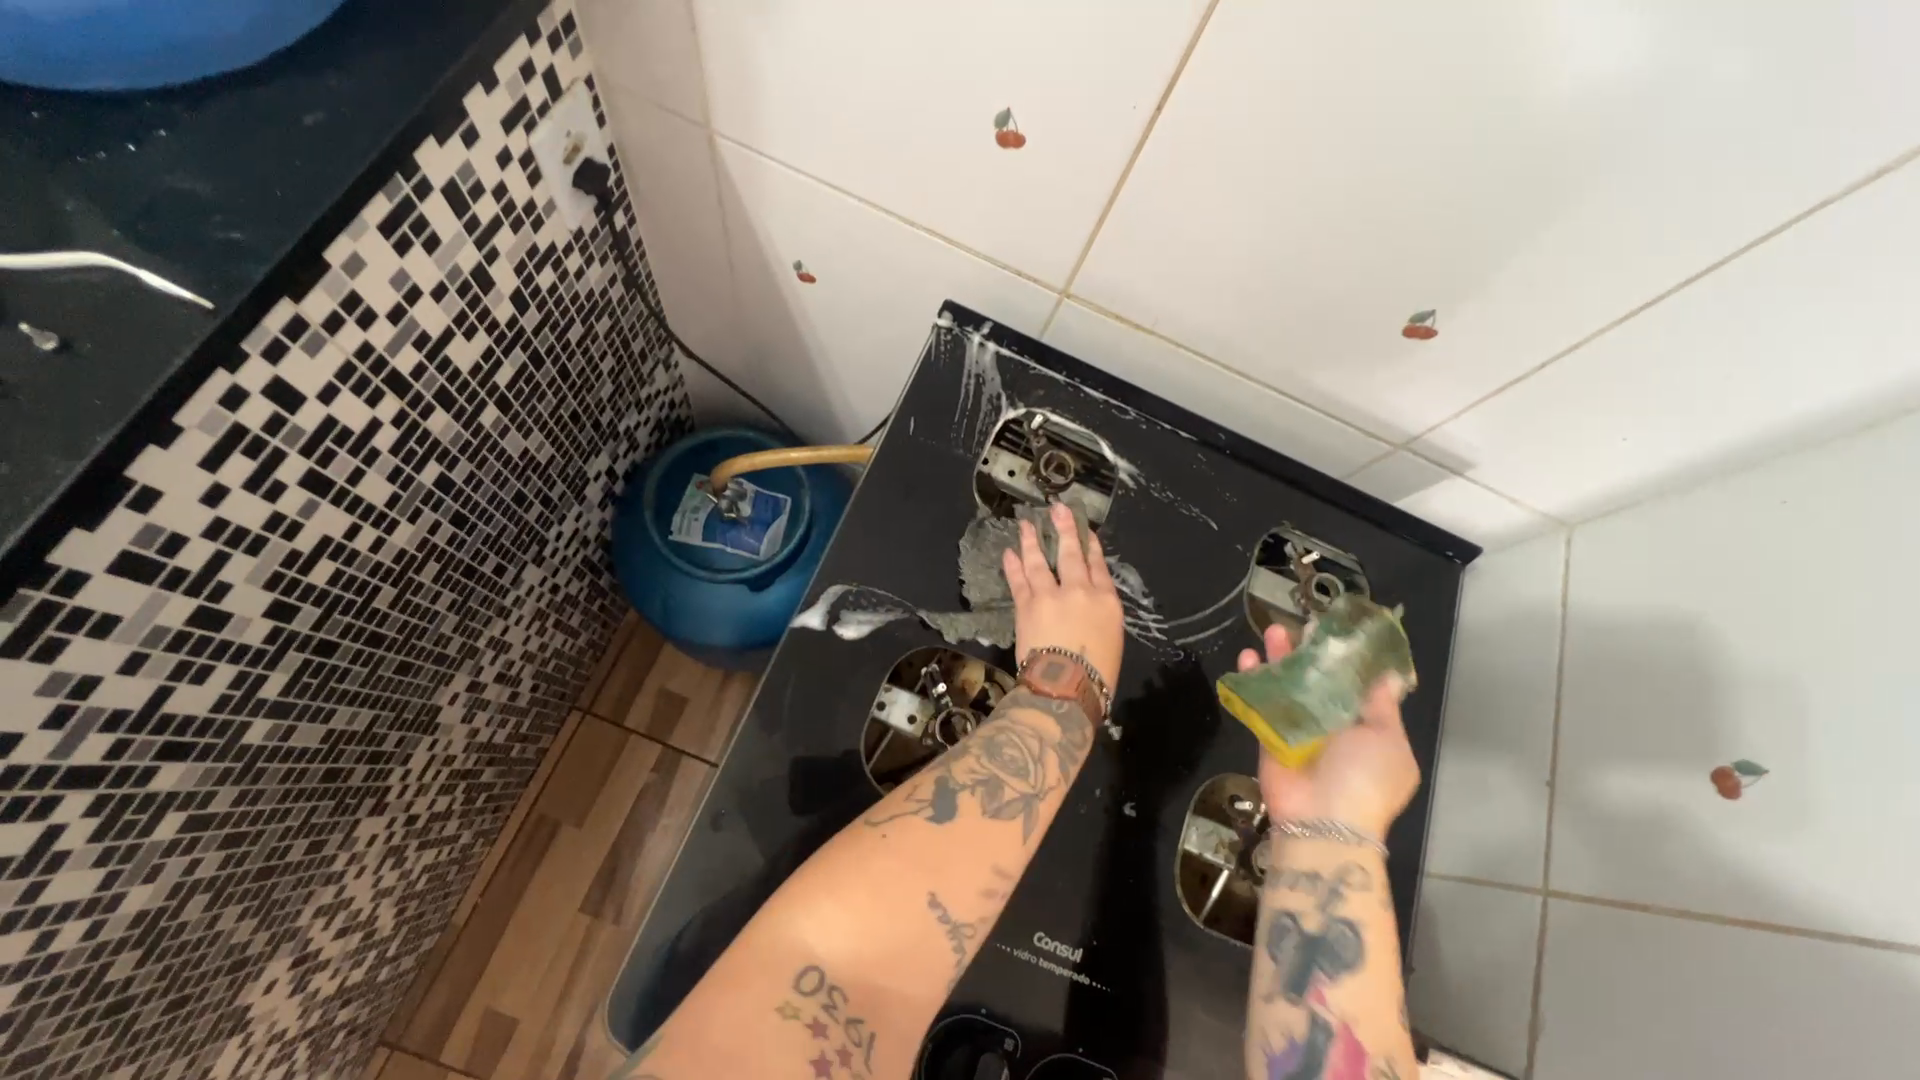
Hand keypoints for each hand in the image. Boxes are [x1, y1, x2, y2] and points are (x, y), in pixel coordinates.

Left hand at [1001, 502, 1124, 688]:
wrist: (1066, 687)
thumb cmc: (1097, 673)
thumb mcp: (1111, 640)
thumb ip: (1100, 616)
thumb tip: (1087, 609)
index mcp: (1107, 601)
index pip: (1098, 565)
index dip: (1090, 546)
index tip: (1085, 531)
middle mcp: (1080, 590)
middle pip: (1070, 554)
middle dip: (1064, 529)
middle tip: (1057, 509)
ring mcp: (1050, 595)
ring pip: (1040, 562)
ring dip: (1032, 541)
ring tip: (1026, 525)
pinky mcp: (1026, 605)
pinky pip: (1019, 580)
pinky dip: (1013, 565)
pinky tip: (1009, 552)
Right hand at [1238, 623, 1418, 837]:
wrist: (1323, 822)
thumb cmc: (1364, 779)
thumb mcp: (1387, 741)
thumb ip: (1381, 707)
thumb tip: (1386, 675)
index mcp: (1365, 727)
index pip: (1355, 685)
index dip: (1345, 658)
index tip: (1337, 630)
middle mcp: (1331, 726)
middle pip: (1317, 681)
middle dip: (1308, 653)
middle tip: (1301, 625)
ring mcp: (1297, 730)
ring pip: (1286, 687)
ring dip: (1278, 660)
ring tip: (1272, 631)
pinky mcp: (1267, 736)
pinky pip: (1259, 704)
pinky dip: (1252, 682)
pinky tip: (1247, 659)